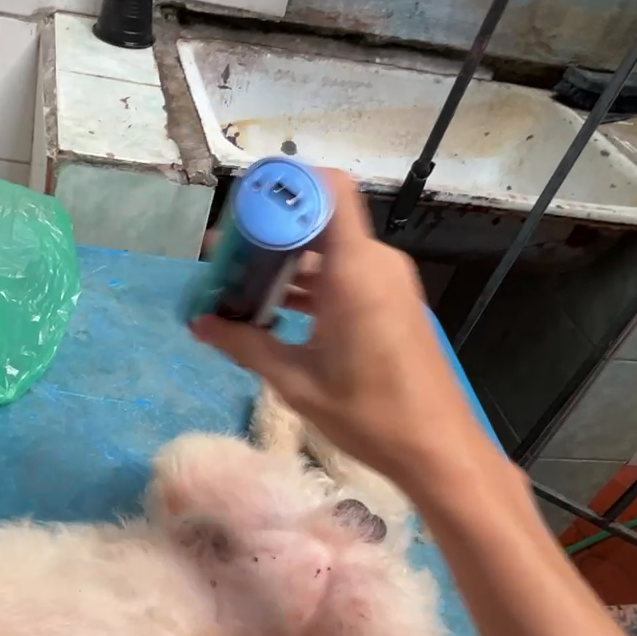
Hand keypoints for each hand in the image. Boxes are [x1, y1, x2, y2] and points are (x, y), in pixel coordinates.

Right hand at [190, 169, 491, 488]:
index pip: (325, 188)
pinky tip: (277, 311)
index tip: (239, 219)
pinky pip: (345, 273)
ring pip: (329, 248)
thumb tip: (199, 324)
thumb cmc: (369, 415)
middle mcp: (374, 262)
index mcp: (354, 270)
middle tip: (225, 262)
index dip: (282, 188)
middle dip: (269, 233)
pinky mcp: (391, 301)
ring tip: (240, 289)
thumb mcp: (297, 382)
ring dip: (287, 263)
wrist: (437, 448)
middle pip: (318, 218)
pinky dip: (311, 283)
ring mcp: (387, 281)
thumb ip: (245, 345)